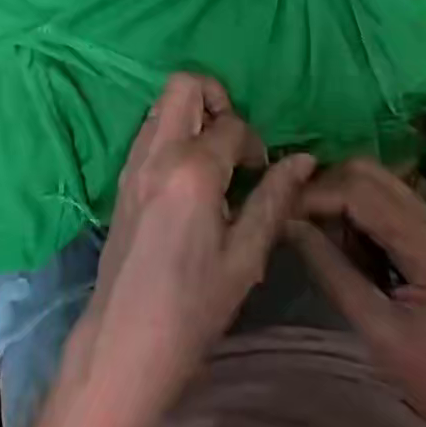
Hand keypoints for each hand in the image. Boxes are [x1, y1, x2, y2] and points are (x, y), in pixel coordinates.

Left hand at [35, 73, 314, 426]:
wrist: (124, 343)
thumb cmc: (193, 307)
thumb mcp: (245, 256)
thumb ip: (273, 198)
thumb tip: (303, 159)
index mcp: (192, 170)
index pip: (232, 125)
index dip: (254, 145)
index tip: (260, 175)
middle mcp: (158, 152)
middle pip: (185, 84)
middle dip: (217, 98)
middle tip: (233, 140)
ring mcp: (133, 161)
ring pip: (163, 103)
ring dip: (194, 113)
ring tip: (215, 158)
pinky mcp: (122, 176)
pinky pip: (150, 128)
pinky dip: (174, 131)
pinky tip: (190, 175)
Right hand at [290, 159, 425, 426]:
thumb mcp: (378, 334)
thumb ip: (331, 271)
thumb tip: (289, 224)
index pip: (363, 194)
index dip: (317, 195)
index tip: (283, 212)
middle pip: (373, 174)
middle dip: (328, 188)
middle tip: (299, 220)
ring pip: (383, 182)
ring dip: (346, 199)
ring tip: (325, 237)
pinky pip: (397, 202)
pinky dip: (366, 212)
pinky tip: (355, 245)